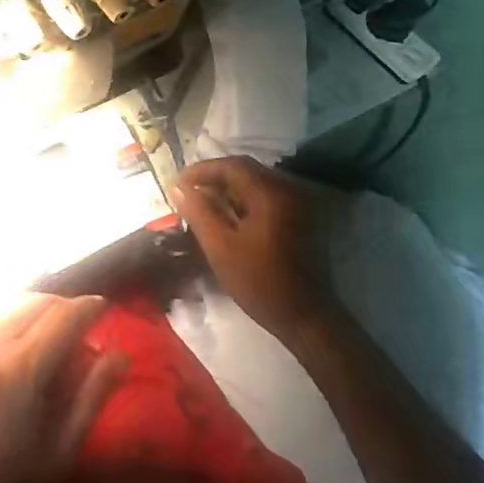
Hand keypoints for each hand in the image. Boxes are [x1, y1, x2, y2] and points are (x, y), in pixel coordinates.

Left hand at [0, 294, 126, 482]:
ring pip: (8, 304)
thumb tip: (119, 354)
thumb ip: (92, 396)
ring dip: (35, 306)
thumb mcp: (60, 448)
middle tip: (79, 319)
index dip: (88, 306)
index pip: (64, 316)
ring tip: (49, 327)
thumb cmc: (2, 478)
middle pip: (36, 300)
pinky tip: (13, 340)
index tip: (103, 306)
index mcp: (24, 365)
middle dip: (63, 303)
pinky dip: (7, 317)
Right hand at [172, 156, 329, 336]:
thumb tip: (178, 187)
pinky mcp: (302, 217)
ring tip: (202, 203)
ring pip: (257, 183)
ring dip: (229, 189)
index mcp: (270, 194)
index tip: (178, 182)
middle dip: (214, 178)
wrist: (305, 316)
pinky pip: (268, 197)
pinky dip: (245, 199)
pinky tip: (227, 215)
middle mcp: (289, 190)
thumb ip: (198, 211)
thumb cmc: (259, 282)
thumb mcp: (219, 247)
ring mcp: (299, 203)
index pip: (232, 166)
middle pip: (246, 171)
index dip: (202, 170)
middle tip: (188, 191)